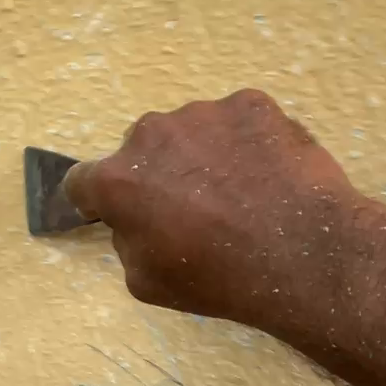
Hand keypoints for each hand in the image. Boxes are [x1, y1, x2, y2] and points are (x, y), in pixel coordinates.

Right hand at [63, 89, 368, 332]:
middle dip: (154, 175)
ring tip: (237, 194)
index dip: (96, 200)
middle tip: (190, 209)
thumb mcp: (146, 282)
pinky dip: (242, 144)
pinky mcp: (250, 103)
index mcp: (117, 181)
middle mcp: (150, 134)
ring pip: (188, 133)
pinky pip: (234, 123)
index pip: (82, 181)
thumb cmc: (216, 278)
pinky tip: (265, 177)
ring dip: (199, 156)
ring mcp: (202, 113)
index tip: (115, 212)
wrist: (302, 255)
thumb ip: (126, 240)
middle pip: (138, 151)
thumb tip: (136, 220)